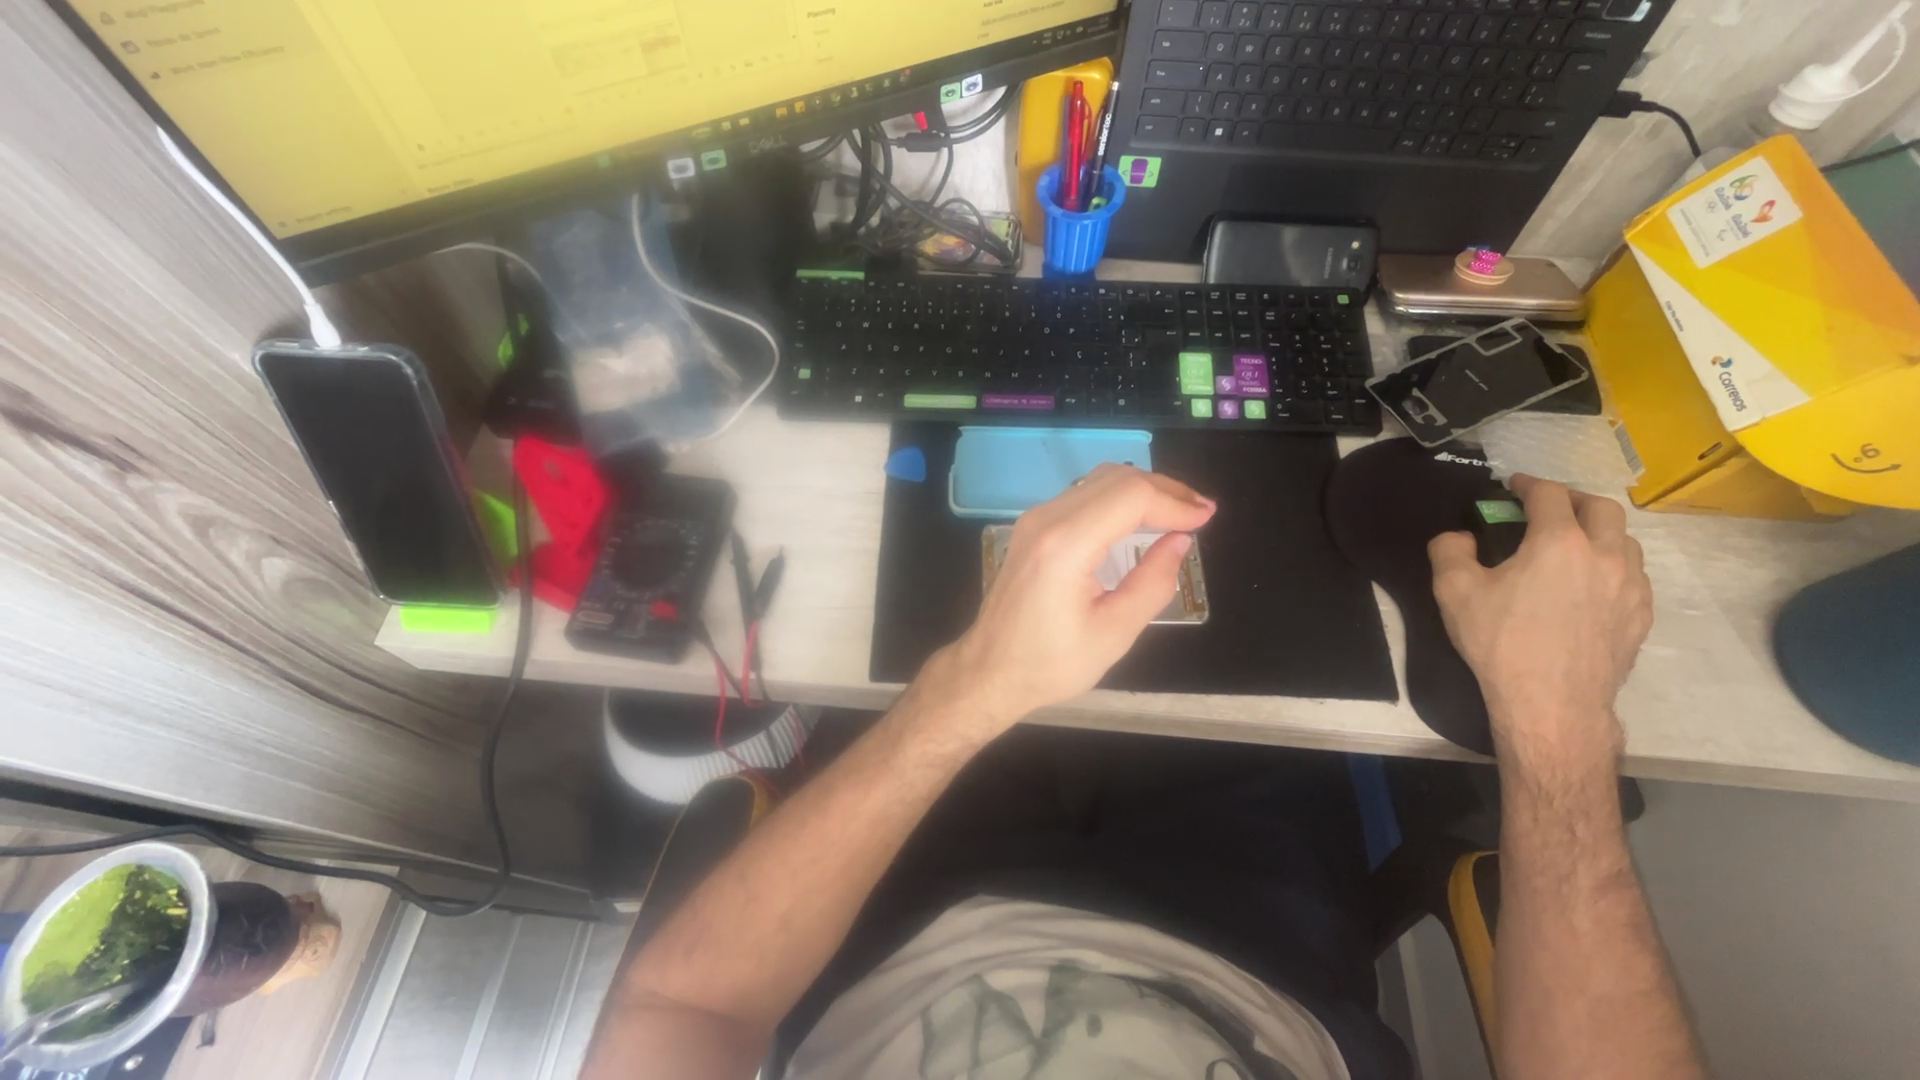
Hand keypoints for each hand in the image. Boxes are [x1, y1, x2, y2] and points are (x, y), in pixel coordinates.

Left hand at [926, 465, 1216, 739]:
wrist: (990, 671)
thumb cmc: (1051, 663)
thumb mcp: (1114, 632)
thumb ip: (1153, 582)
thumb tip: (1180, 541)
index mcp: (1066, 546)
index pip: (1131, 496)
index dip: (1174, 501)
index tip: (1207, 518)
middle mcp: (1047, 520)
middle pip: (1116, 479)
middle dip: (1164, 490)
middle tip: (1201, 513)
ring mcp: (1035, 520)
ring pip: (1098, 481)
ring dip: (1142, 491)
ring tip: (1180, 513)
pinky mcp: (1032, 528)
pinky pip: (1083, 496)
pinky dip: (1118, 500)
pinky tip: (1142, 519)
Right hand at [1428, 476, 1652, 772]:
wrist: (1551, 702)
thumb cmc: (1500, 641)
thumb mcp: (1453, 591)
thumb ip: (1449, 550)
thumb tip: (1460, 537)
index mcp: (1559, 542)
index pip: (1549, 494)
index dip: (1528, 484)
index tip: (1513, 486)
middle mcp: (1605, 554)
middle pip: (1601, 507)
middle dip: (1572, 499)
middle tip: (1547, 507)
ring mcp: (1631, 585)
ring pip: (1625, 540)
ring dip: (1598, 531)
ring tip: (1573, 544)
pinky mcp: (1640, 614)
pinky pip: (1632, 574)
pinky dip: (1611, 564)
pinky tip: (1589, 583)